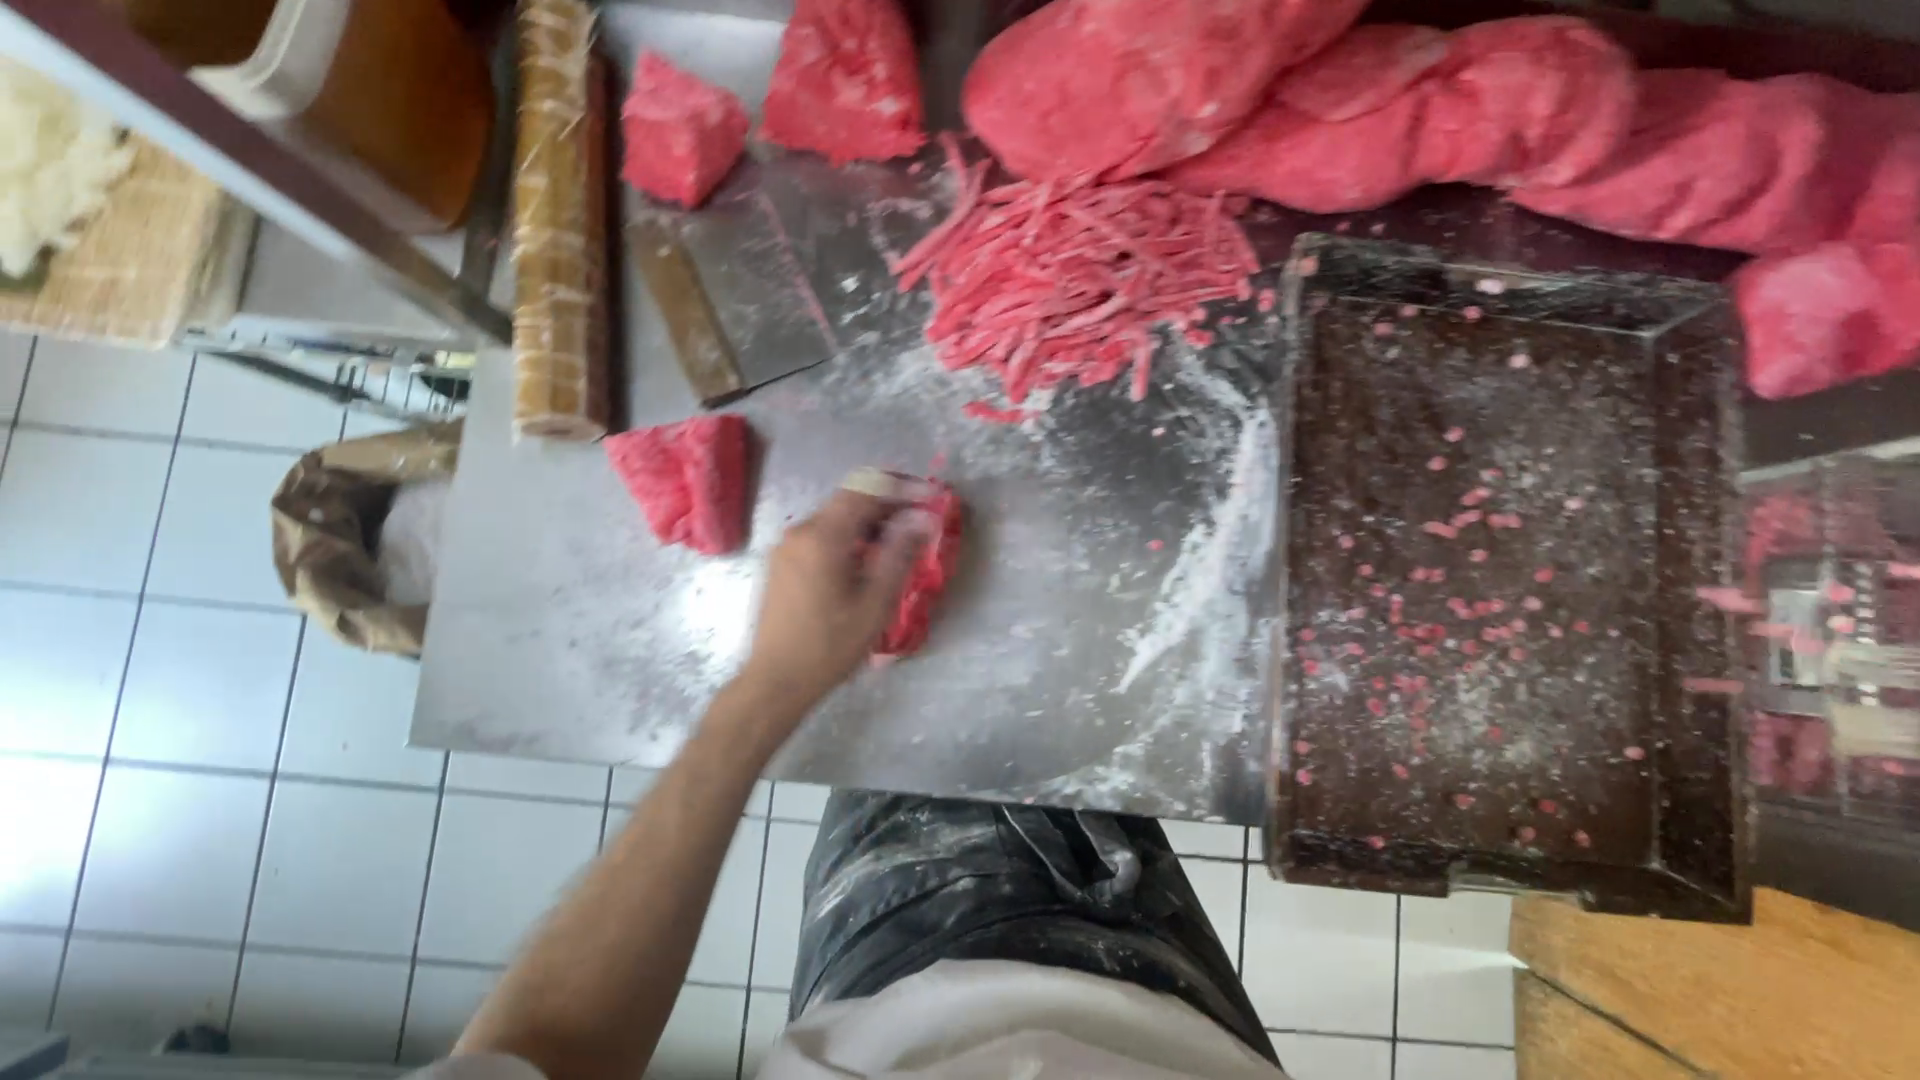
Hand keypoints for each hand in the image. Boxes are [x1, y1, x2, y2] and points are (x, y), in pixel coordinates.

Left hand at [736, 472, 934, 714]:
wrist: (775, 680)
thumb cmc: (829, 646)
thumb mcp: (875, 603)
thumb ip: (900, 554)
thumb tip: (922, 518)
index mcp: (822, 536)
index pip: (866, 489)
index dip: (901, 488)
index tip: (929, 497)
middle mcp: (799, 532)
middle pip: (848, 500)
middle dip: (887, 505)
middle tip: (919, 522)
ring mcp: (786, 548)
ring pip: (834, 519)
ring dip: (868, 523)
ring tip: (898, 545)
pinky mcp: (781, 564)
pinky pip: (820, 537)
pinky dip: (847, 539)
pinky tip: (865, 564)